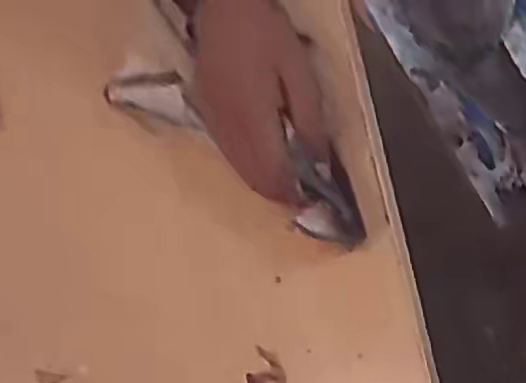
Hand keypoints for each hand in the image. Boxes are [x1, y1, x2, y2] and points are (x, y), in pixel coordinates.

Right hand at [192, 0, 330, 203]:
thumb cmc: (270, 35)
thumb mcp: (303, 82)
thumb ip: (312, 128)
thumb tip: (321, 170)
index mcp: (253, 118)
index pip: (275, 175)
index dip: (295, 196)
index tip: (316, 204)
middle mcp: (228, 123)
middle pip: (255, 178)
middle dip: (281, 195)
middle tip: (306, 198)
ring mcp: (212, 115)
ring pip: (240, 168)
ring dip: (265, 183)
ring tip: (291, 185)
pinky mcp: (205, 106)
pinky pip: (227, 150)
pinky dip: (249, 166)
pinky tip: (267, 162)